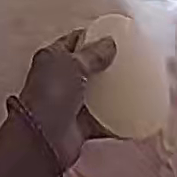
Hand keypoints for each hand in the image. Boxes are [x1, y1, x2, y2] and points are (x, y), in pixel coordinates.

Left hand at [18, 29, 118, 168]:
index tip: (112, 35)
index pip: (73, 41)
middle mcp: (58, 79)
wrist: (43, 141)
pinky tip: (132, 115)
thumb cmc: (52, 94)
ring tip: (133, 83)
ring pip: (93, 94)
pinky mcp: (78, 126)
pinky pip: (100, 120)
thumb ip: (93, 54)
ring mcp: (68, 104)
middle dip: (103, 64)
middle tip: (126, 59)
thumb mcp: (73, 66)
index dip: (91, 36)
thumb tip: (110, 42)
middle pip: (85, 66)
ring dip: (110, 91)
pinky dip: (115, 120)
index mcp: (52, 58)